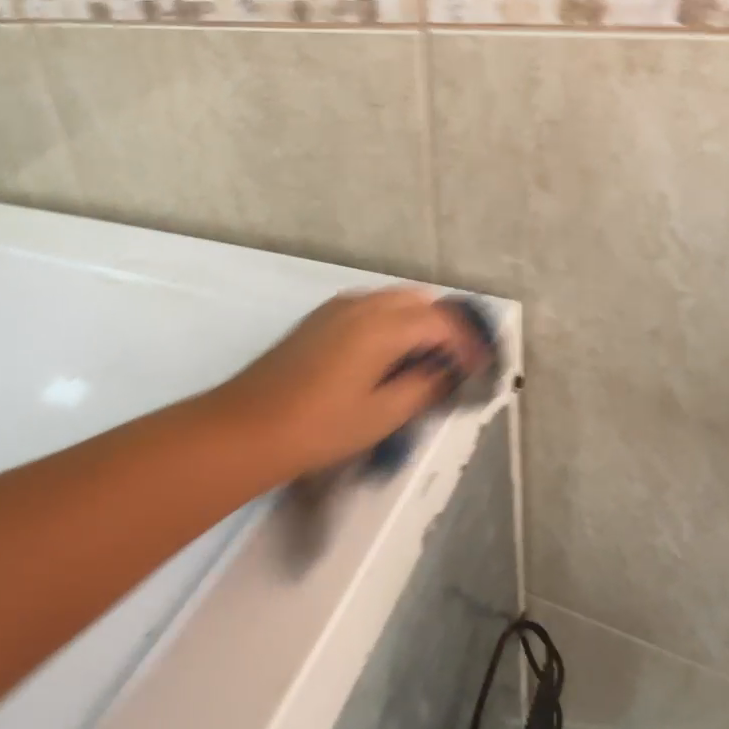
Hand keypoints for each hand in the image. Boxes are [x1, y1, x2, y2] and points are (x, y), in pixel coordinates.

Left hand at [202, 287, 493, 476]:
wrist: (248, 427)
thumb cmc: (320, 426)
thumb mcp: (382, 415)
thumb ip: (422, 388)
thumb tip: (447, 372)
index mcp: (382, 324)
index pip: (440, 321)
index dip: (465, 344)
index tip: (479, 370)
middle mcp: (361, 305)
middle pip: (417, 301)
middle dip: (442, 327)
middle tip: (454, 366)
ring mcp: (335, 309)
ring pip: (391, 302)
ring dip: (415, 324)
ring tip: (425, 365)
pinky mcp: (317, 321)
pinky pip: (367, 310)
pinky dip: (389, 325)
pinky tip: (387, 360)